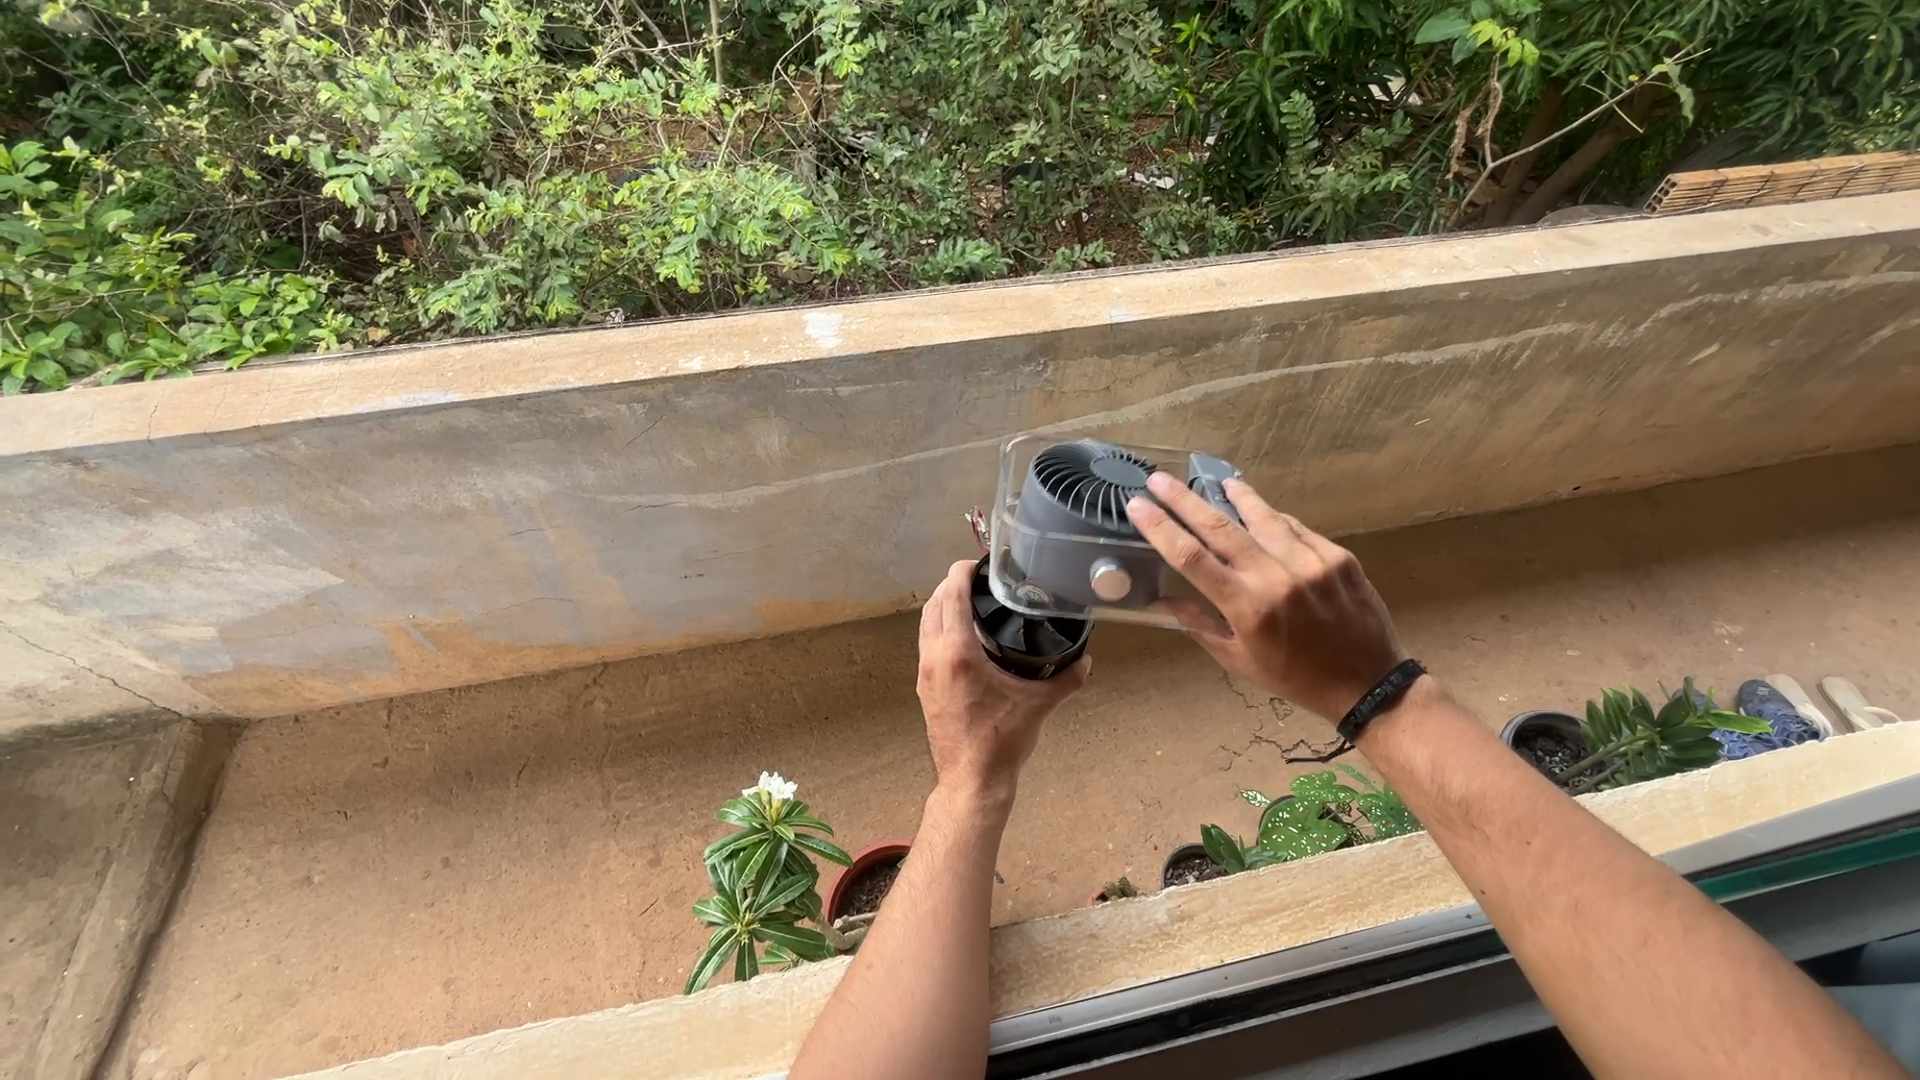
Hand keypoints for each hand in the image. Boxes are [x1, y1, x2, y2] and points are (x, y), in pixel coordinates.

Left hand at [917, 560, 1088, 802]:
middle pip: (933, 604)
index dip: (962, 572)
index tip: (980, 562)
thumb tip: (1087, 658)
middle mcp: (934, 657)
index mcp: (957, 653)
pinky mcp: (923, 686)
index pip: (950, 595)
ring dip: (942, 605)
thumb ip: (1067, 678)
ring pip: (925, 624)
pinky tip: (963, 634)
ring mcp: (924, 672)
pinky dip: (940, 627)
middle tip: (979, 578)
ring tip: (970, 599)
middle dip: (951, 584)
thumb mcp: (1039, 705)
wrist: (970, 782)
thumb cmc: (1002, 741)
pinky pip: (926, 643)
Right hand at [1125, 473, 1405, 721]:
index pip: (1190, 558)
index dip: (1160, 528)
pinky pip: (1296, 528)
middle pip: (1219, 528)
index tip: (1137, 506)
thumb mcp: (1237, 660)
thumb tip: (1162, 601)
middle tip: (1159, 480)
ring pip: (1262, 518)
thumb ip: (1199, 625)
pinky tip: (1259, 510)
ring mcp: (1310, 563)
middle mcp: (1276, 578)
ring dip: (1234, 496)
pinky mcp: (1337, 557)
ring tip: (1215, 480)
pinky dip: (1272, 517)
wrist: (1367, 683)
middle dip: (1183, 500)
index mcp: (1246, 608)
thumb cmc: (1292, 678)